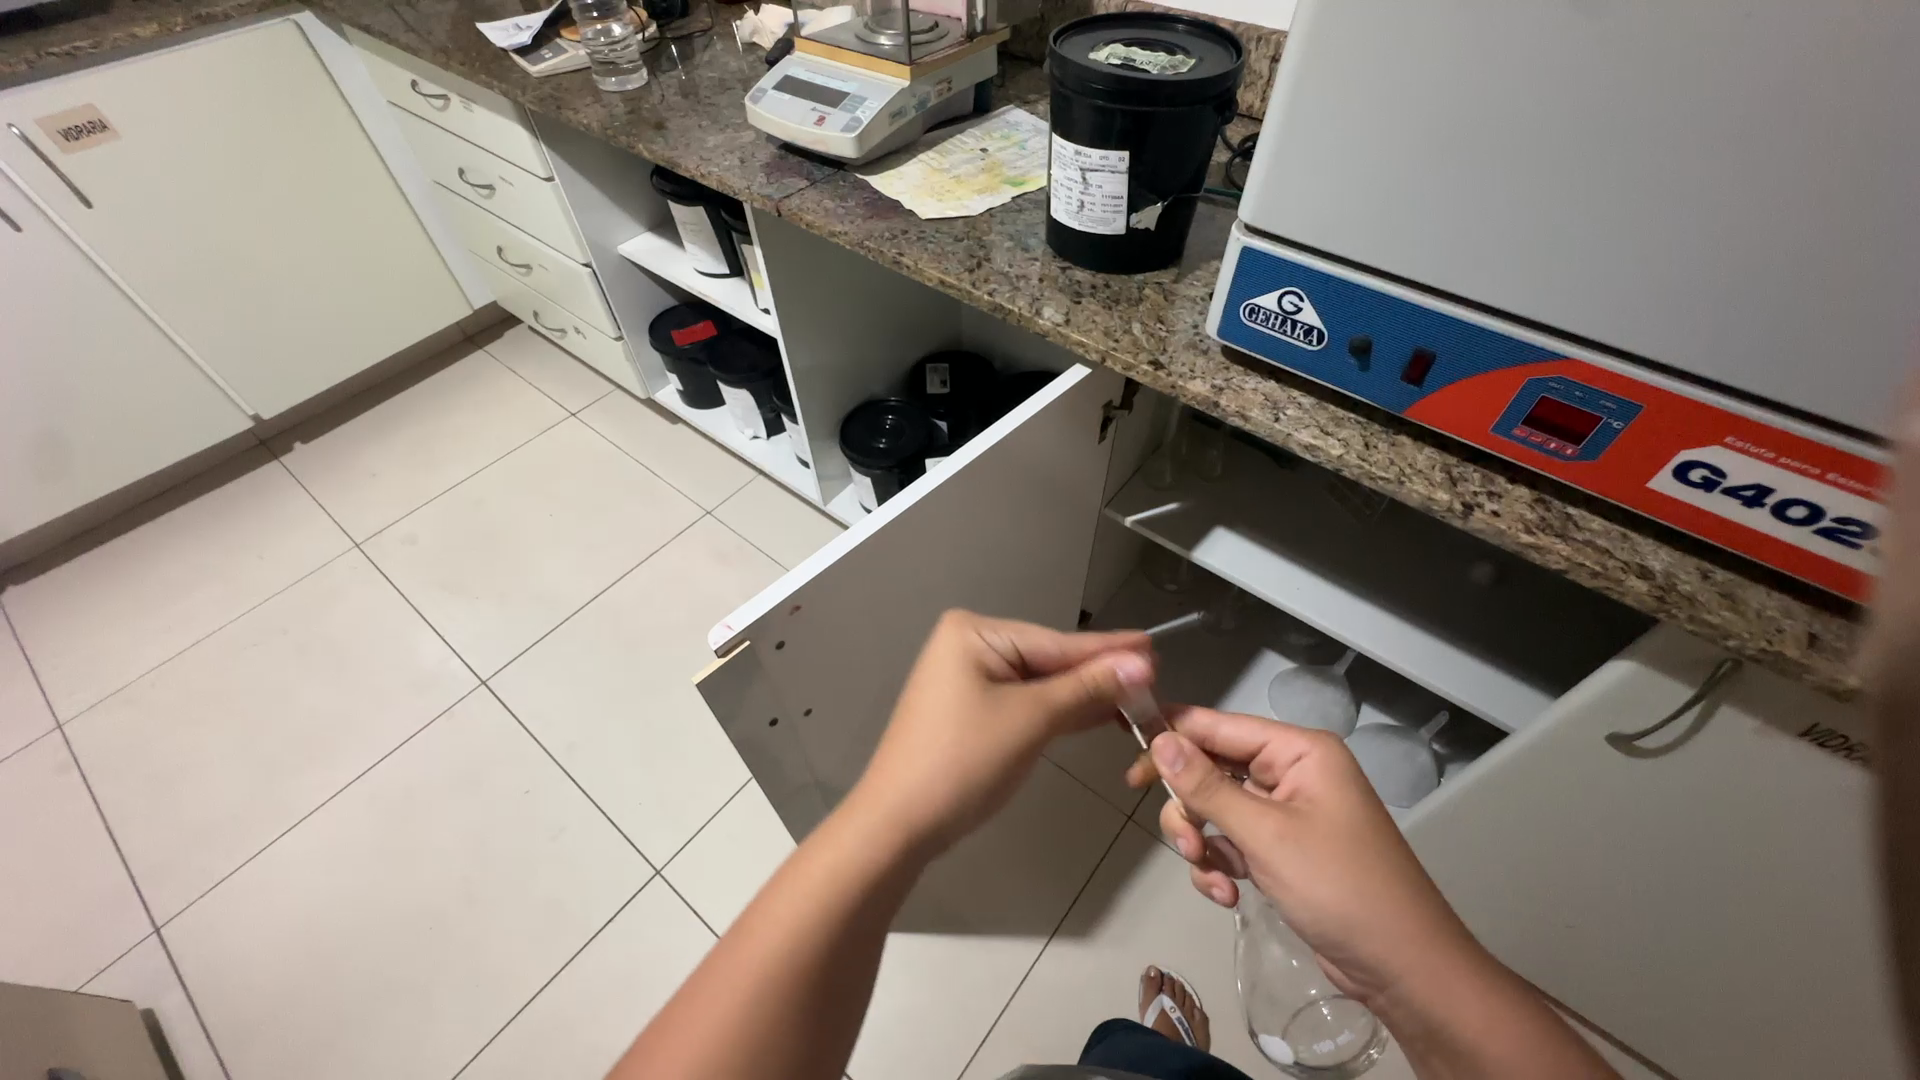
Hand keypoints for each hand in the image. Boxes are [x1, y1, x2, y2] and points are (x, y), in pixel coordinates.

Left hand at [847, 610, 1152, 855]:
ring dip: (1082, 696)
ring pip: (1039, 684)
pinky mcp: (970, 710)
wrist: (899, 823)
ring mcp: (967, 679)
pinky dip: (1057, 712)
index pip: (1056, 642)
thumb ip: (1086, 688)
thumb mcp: (1030, 720)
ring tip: (1137, 696)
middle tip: (1155, 677)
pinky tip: (1096, 713)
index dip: (1108, 651)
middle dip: (1097, 675)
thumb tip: (1143, 662)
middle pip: (1049, 660)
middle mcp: (968, 646)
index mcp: (974, 633)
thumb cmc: (963, 762)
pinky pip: (1024, 703)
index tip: (1155, 647)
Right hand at [1148, 708, 1490, 1009]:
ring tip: (1213, 877)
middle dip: (1190, 808)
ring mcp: (1285, 812)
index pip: (1217, 726)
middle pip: (1210, 769)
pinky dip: (1220, 864)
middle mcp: (1289, 772)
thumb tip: (1158, 739)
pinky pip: (1229, 840)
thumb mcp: (1265, 834)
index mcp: (1297, 751)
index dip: (1171, 737)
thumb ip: (1206, 785)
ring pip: (1214, 808)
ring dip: (1202, 842)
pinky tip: (1228, 893)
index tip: (1131, 760)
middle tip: (1181, 840)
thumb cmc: (1339, 887)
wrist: (1401, 969)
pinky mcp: (1280, 848)